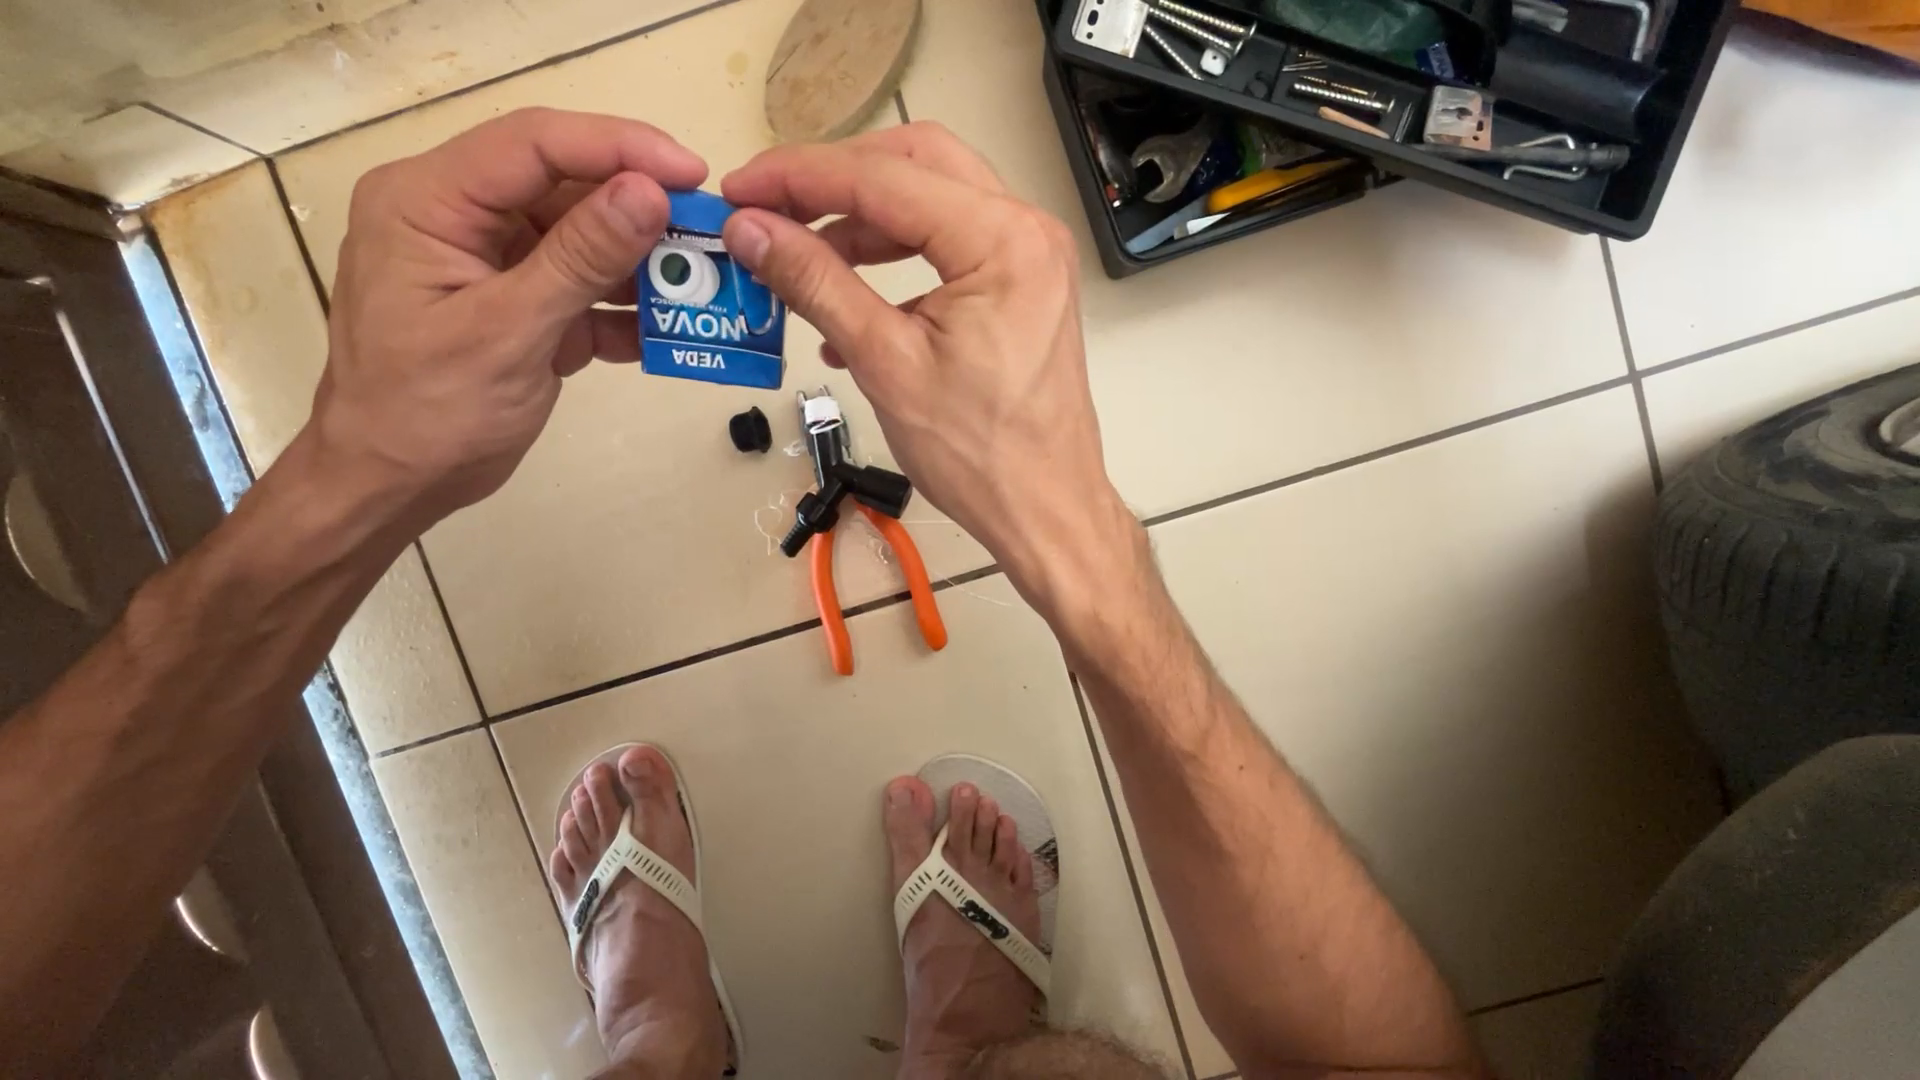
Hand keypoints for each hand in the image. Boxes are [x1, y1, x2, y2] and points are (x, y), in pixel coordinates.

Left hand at [310, 107, 706, 529]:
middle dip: (641, 210)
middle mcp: (463, 217)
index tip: (691, 173)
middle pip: (566, 187)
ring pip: (586, 239)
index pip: (533, 145)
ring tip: (704, 283)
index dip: (618, 147)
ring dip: (644, 264)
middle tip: (712, 233)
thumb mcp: (507, 331)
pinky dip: (628, 311)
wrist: (398, 482)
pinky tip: (668, 333)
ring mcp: (498, 263)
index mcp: (430, 201)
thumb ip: (578, 259)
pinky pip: (587, 289)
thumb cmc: (429, 411)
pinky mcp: (526, 305)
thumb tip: (649, 193)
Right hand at [718, 123, 1137, 611]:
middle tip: (772, 211)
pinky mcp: (1023, 288)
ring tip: (804, 261)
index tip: (739, 190)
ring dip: (864, 224)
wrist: (1046, 511)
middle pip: (914, 166)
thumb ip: (817, 285)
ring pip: (932, 203)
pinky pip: (951, 248)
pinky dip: (898, 261)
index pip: (884, 178)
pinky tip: (850, 304)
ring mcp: (1031, 258)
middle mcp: (1027, 231)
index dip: (800, 177)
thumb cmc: (979, 455)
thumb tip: (750, 230)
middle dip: (836, 183)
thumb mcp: (886, 365)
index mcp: (1003, 242)